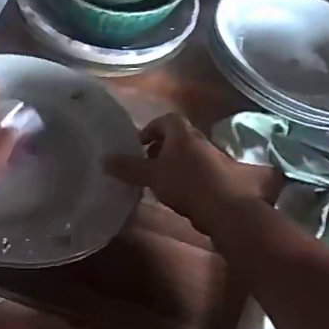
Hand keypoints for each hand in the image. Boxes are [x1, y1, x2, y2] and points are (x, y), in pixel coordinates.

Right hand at [104, 114, 271, 237]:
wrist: (226, 209)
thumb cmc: (186, 183)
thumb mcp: (151, 175)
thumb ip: (128, 167)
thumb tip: (102, 159)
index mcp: (183, 134)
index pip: (167, 119)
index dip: (151, 128)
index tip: (139, 144)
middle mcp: (201, 141)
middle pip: (178, 136)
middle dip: (161, 147)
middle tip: (146, 162)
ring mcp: (215, 158)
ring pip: (190, 154)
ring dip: (174, 162)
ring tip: (159, 180)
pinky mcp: (222, 177)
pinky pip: (199, 170)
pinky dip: (187, 176)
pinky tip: (178, 194)